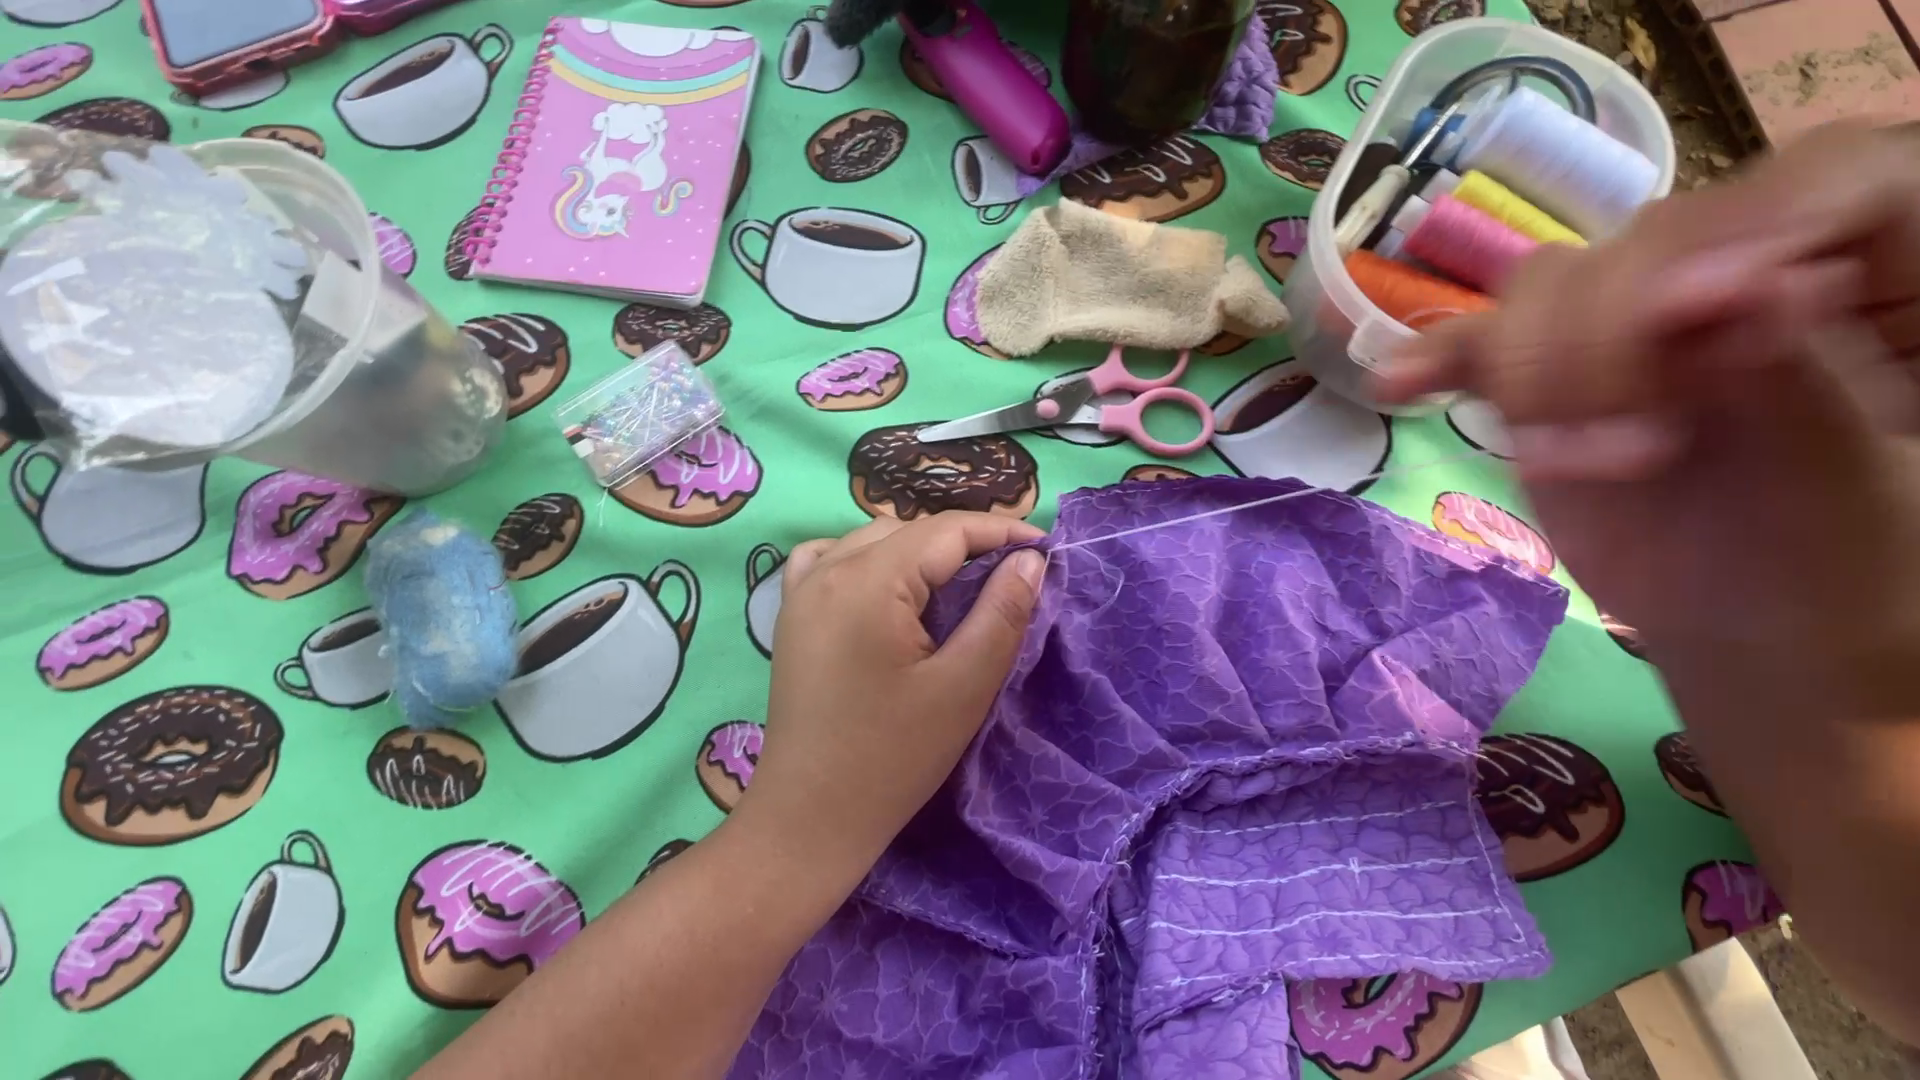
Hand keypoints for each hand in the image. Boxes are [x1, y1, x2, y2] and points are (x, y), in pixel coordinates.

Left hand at [735, 513, 1046, 881]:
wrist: (810, 816)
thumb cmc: (894, 758)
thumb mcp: (963, 688)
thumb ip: (1002, 614)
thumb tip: (1030, 561)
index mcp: (869, 582)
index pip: (947, 530)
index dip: (1001, 531)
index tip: (1044, 549)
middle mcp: (829, 570)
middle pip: (910, 531)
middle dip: (966, 542)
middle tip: (1010, 574)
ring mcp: (802, 590)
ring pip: (873, 539)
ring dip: (920, 549)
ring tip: (958, 584)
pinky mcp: (791, 615)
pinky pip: (831, 558)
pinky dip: (868, 558)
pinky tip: (887, 588)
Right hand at [1377, 123, 1919, 707]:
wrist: (1753, 632)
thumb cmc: (1839, 568)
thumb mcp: (1849, 483)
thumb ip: (1794, 379)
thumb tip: (1733, 287)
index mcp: (1871, 270)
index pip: (1821, 186)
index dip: (1754, 228)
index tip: (1701, 312)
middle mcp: (1736, 275)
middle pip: (1652, 236)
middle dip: (1616, 336)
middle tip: (1629, 445)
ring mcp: (1625, 327)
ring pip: (1550, 286)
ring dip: (1531, 367)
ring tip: (1560, 462)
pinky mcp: (1544, 375)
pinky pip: (1479, 344)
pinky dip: (1435, 361)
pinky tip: (1398, 385)